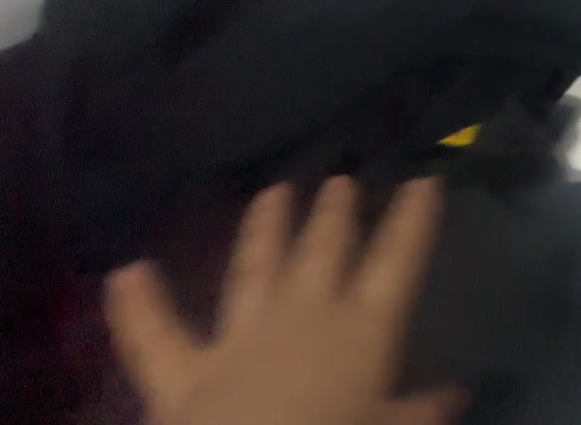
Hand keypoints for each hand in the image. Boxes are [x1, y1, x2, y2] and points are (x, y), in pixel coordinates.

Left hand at [105, 176, 461, 424]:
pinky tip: (125, 272)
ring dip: (265, 229)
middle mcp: (308, 317)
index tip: (424, 179)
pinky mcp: (182, 377)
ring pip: (256, 271)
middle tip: (339, 180)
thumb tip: (455, 391)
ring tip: (272, 191)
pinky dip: (138, 306)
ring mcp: (242, 341)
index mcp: (365, 327)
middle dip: (334, 213)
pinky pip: (155, 338)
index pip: (399, 257)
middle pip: (325, 251)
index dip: (413, 217)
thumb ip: (423, 410)